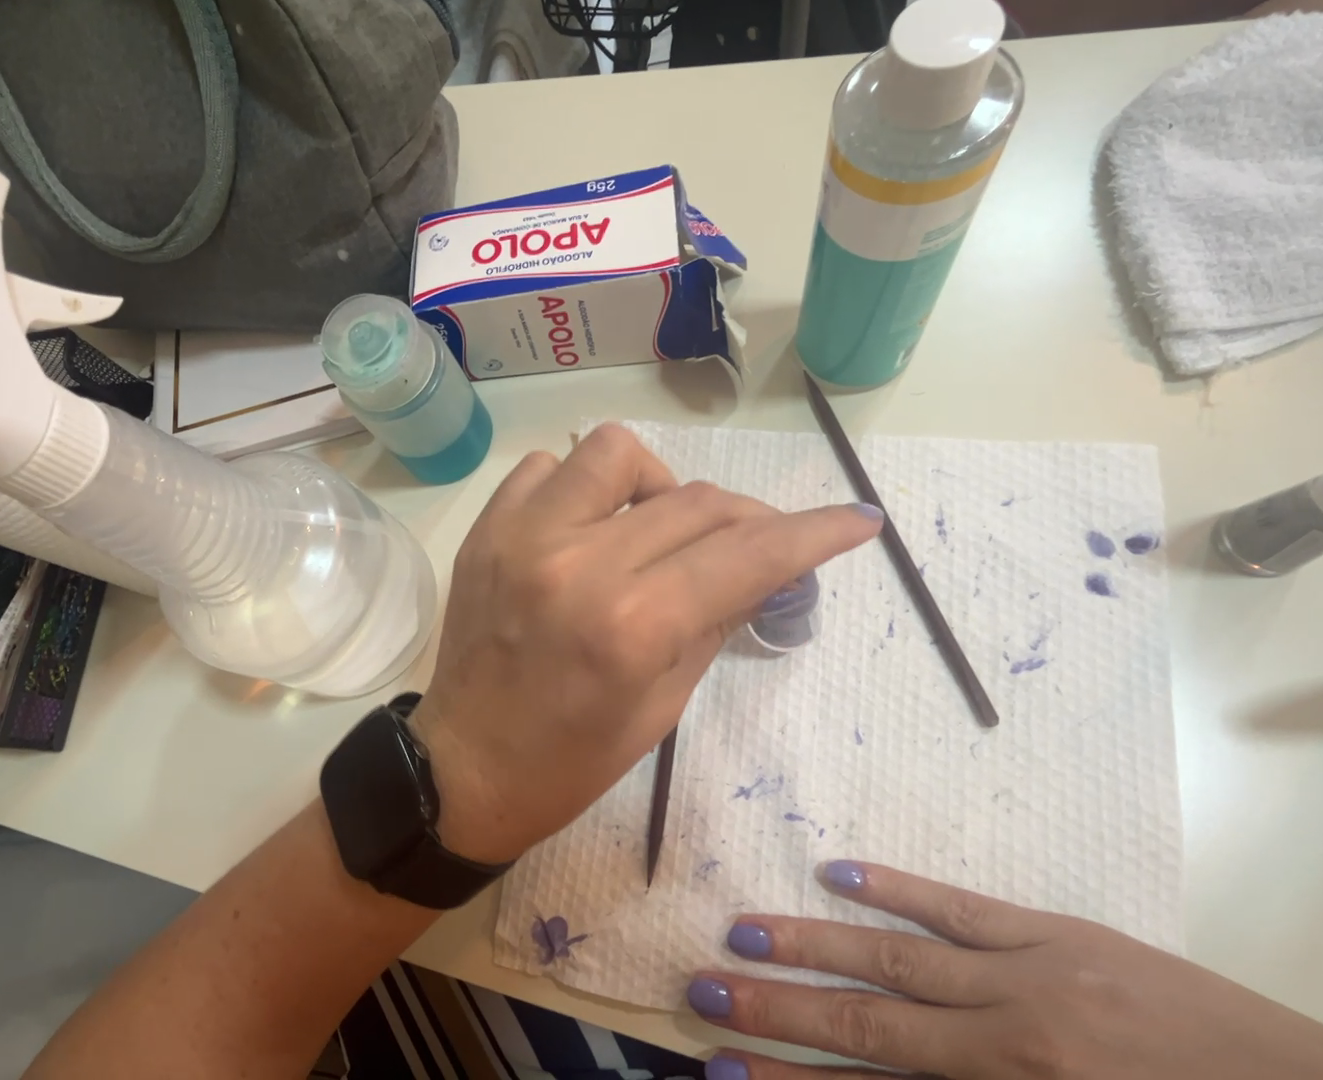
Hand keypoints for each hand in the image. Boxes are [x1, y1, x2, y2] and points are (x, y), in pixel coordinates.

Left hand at [411, 423, 882, 864]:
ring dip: (657, 483)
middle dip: (748, 518)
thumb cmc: (573, 759)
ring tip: (654, 528)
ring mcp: (522, 537)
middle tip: (755, 544)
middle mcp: (577, 564)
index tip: (856, 521)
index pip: (745, 554)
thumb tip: (769, 561)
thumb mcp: (664, 701)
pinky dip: (580, 488)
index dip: (814, 533)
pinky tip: (588, 527)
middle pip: (695, 501)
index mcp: (630, 625)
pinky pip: (546, 467)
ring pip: (616, 452)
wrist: (466, 768)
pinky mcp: (485, 529)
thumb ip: (718, 616)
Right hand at [687, 861, 1322, 1079]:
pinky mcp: (1055, 933)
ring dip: (812, 943)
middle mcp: (1007, 1047)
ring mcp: (1029, 978)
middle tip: (703, 988)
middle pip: (866, 1025)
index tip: (721, 1069)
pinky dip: (894, 888)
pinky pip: (958, 906)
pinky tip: (837, 872)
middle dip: (776, 1009)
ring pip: (896, 958)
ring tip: (743, 928)